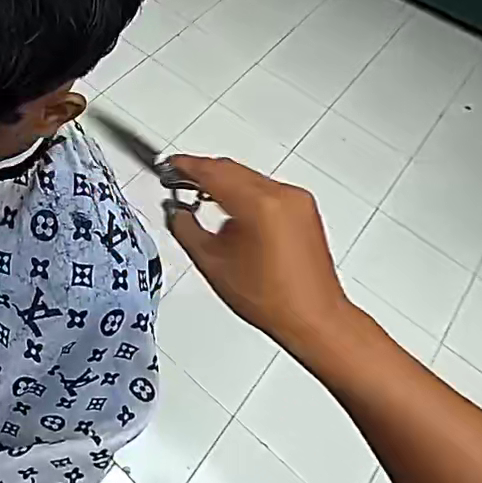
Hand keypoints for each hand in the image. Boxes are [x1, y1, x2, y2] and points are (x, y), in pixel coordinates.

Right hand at [164, 155, 352, 348]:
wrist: (311, 316)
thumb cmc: (271, 299)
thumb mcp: (212, 263)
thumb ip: (186, 228)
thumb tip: (176, 211)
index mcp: (258, 205)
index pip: (213, 172)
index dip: (185, 166)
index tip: (170, 165)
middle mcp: (282, 196)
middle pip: (232, 170)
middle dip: (203, 174)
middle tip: (179, 181)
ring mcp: (296, 200)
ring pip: (249, 177)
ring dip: (224, 183)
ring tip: (201, 198)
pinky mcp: (303, 208)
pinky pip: (266, 189)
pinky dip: (244, 193)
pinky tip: (231, 210)